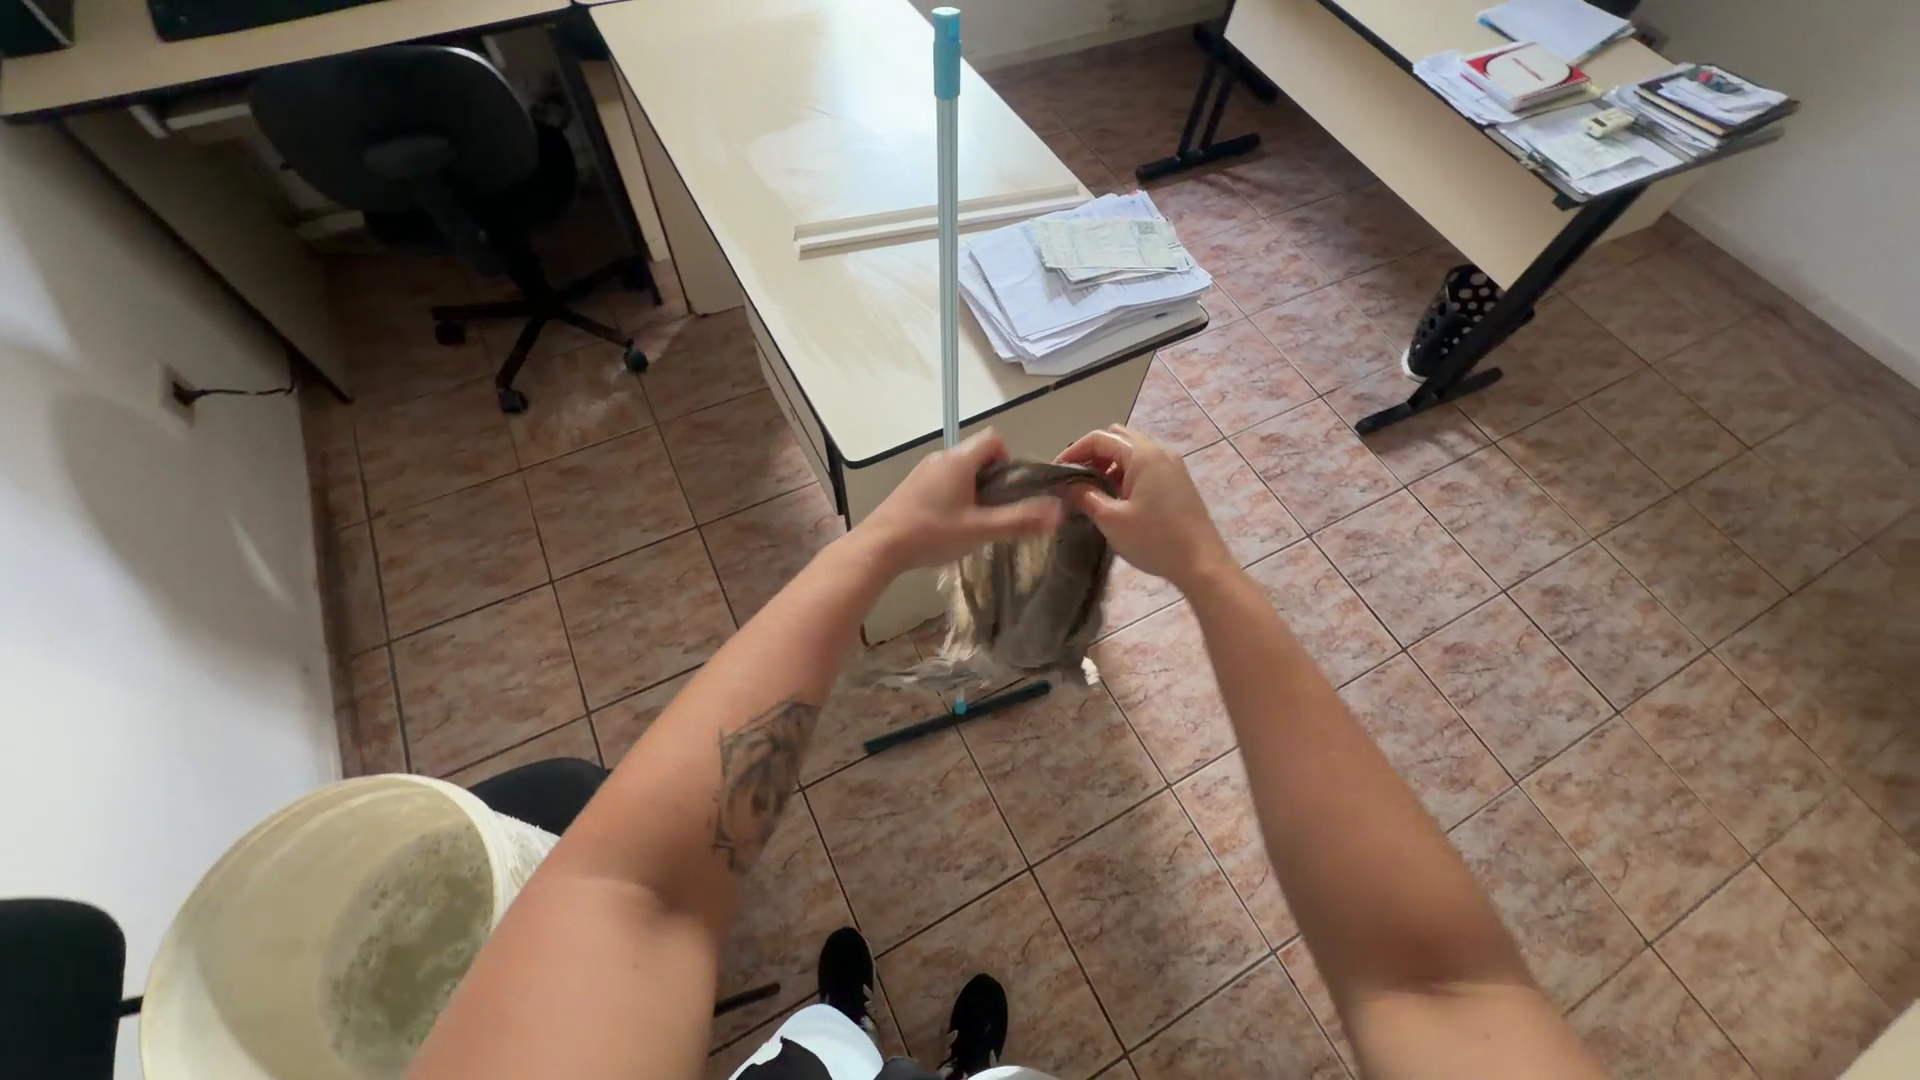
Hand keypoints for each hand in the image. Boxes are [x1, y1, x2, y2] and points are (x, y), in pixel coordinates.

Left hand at [856, 429, 1063, 571]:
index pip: (994, 439)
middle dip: (992, 480)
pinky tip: (947, 527)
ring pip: (959, 471)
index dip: (1008, 459)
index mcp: (959, 459)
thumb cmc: (931, 533)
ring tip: (972, 523)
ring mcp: (922, 472)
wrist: (879, 546)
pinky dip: (953, 497)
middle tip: (994, 512)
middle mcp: (940, 458)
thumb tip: (1059, 512)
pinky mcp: (910, 488)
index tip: (1007, 489)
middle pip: (977, 455)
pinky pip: (942, 482)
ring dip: (972, 491)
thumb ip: (1020, 520)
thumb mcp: (980, 530)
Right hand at [1058, 425, 1232, 590]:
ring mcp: (1173, 465)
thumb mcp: (1111, 519)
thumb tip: (1064, 485)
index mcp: (1143, 455)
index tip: (1057, 472)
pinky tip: (1118, 498)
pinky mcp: (1178, 481)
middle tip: (1075, 479)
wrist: (1201, 563)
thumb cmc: (1154, 540)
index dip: (1074, 451)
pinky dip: (1126, 473)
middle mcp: (1160, 451)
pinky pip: (1146, 465)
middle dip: (1092, 454)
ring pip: (1132, 452)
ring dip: (1109, 464)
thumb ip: (1084, 495)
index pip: (1100, 438)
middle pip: (1118, 438)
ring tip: (1093, 491)